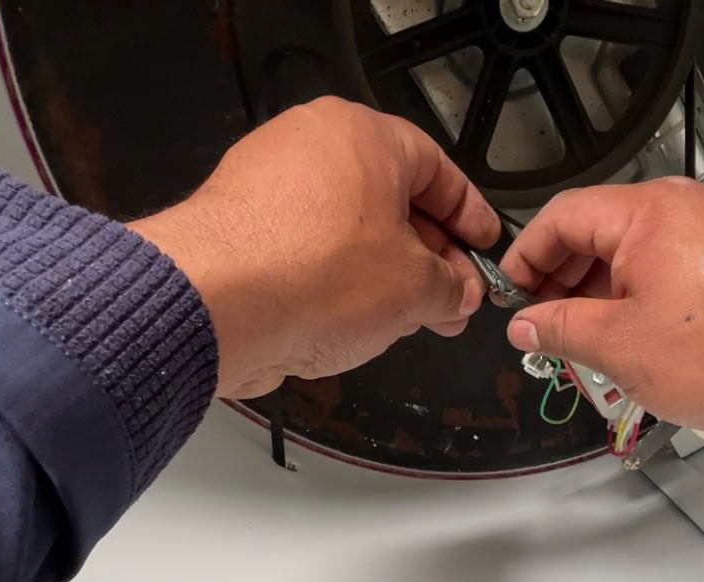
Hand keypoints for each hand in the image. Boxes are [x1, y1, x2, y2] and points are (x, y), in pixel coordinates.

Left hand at [131, 98, 502, 398]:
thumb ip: (450, 288)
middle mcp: (312, 148)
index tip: (484, 248)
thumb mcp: (414, 287)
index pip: (437, 169)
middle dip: (431, 258)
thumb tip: (460, 295)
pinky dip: (343, 285)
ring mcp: (272, 190)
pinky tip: (361, 323)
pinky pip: (312, 254)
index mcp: (363, 136)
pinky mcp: (245, 234)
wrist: (218, 306)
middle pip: (393, 202)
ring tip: (414, 320)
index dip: (470, 215)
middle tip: (455, 300)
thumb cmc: (319, 276)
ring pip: (351, 233)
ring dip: (389, 278)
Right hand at [499, 178, 703, 548]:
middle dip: (561, 280)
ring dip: (598, 294)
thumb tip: (524, 326)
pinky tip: (629, 337)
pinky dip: (636, 296)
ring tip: (586, 342)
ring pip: (631, 252)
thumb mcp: (620, 346)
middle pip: (597, 232)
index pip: (563, 217)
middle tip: (545, 327)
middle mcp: (682, 207)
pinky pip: (666, 265)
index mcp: (649, 213)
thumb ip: (560, 329)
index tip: (511, 295)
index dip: (526, 257)